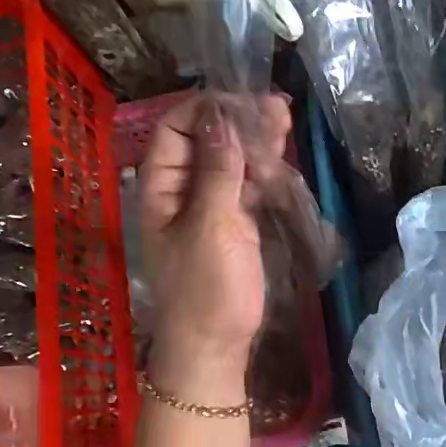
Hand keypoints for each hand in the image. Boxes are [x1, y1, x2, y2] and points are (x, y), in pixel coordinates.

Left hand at [136, 94, 271, 397]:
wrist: (216, 345)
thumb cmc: (205, 287)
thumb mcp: (211, 224)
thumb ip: (217, 169)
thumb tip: (220, 114)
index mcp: (161, 188)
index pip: (174, 130)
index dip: (205, 110)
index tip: (242, 101)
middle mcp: (182, 190)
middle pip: (205, 140)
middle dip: (237, 121)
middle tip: (277, 108)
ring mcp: (209, 206)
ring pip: (230, 161)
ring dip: (255, 141)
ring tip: (285, 120)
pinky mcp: (233, 223)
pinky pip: (246, 185)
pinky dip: (262, 170)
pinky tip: (281, 157)